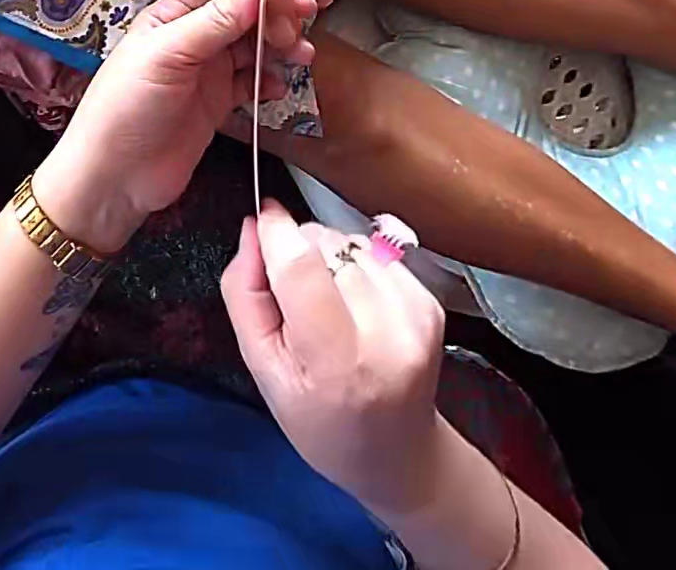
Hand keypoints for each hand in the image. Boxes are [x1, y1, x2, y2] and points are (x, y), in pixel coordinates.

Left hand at [35, 0, 312, 250]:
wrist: (114, 178)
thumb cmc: (128, 107)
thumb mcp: (169, 55)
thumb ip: (215, 16)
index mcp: (170, 15)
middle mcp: (190, 37)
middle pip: (242, 14)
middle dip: (275, 16)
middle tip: (308, 21)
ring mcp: (204, 71)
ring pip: (251, 47)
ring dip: (278, 48)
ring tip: (302, 56)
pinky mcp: (215, 103)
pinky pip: (250, 83)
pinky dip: (267, 82)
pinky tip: (277, 88)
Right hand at [222, 202, 446, 511]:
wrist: (399, 455)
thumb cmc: (316, 417)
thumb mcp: (259, 365)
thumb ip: (244, 291)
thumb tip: (252, 226)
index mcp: (336, 358)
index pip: (301, 264)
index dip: (275, 230)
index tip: (260, 219)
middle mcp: (386, 331)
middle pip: (322, 243)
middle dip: (295, 250)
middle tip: (291, 294)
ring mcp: (416, 314)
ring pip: (346, 239)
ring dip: (324, 256)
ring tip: (324, 301)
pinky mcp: (430, 301)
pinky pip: (371, 250)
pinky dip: (351, 263)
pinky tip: (351, 300)